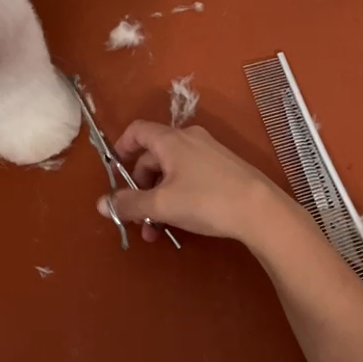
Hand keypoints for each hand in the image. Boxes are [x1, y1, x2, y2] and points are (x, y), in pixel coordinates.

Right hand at [102, 121, 312, 248]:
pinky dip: (177, 195)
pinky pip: (190, 176)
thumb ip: (130, 203)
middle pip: (153, 156)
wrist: (260, 209)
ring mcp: (209, 152)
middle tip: (137, 216)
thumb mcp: (162, 204)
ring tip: (156, 230)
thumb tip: (102, 204)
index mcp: (171, 140)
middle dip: (140, 187)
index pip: (137, 130)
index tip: (115, 171)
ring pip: (172, 171)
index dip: (122, 147)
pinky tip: (181, 222)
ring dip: (158, 198)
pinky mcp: (224, 168)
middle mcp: (189, 139)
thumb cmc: (206, 200)